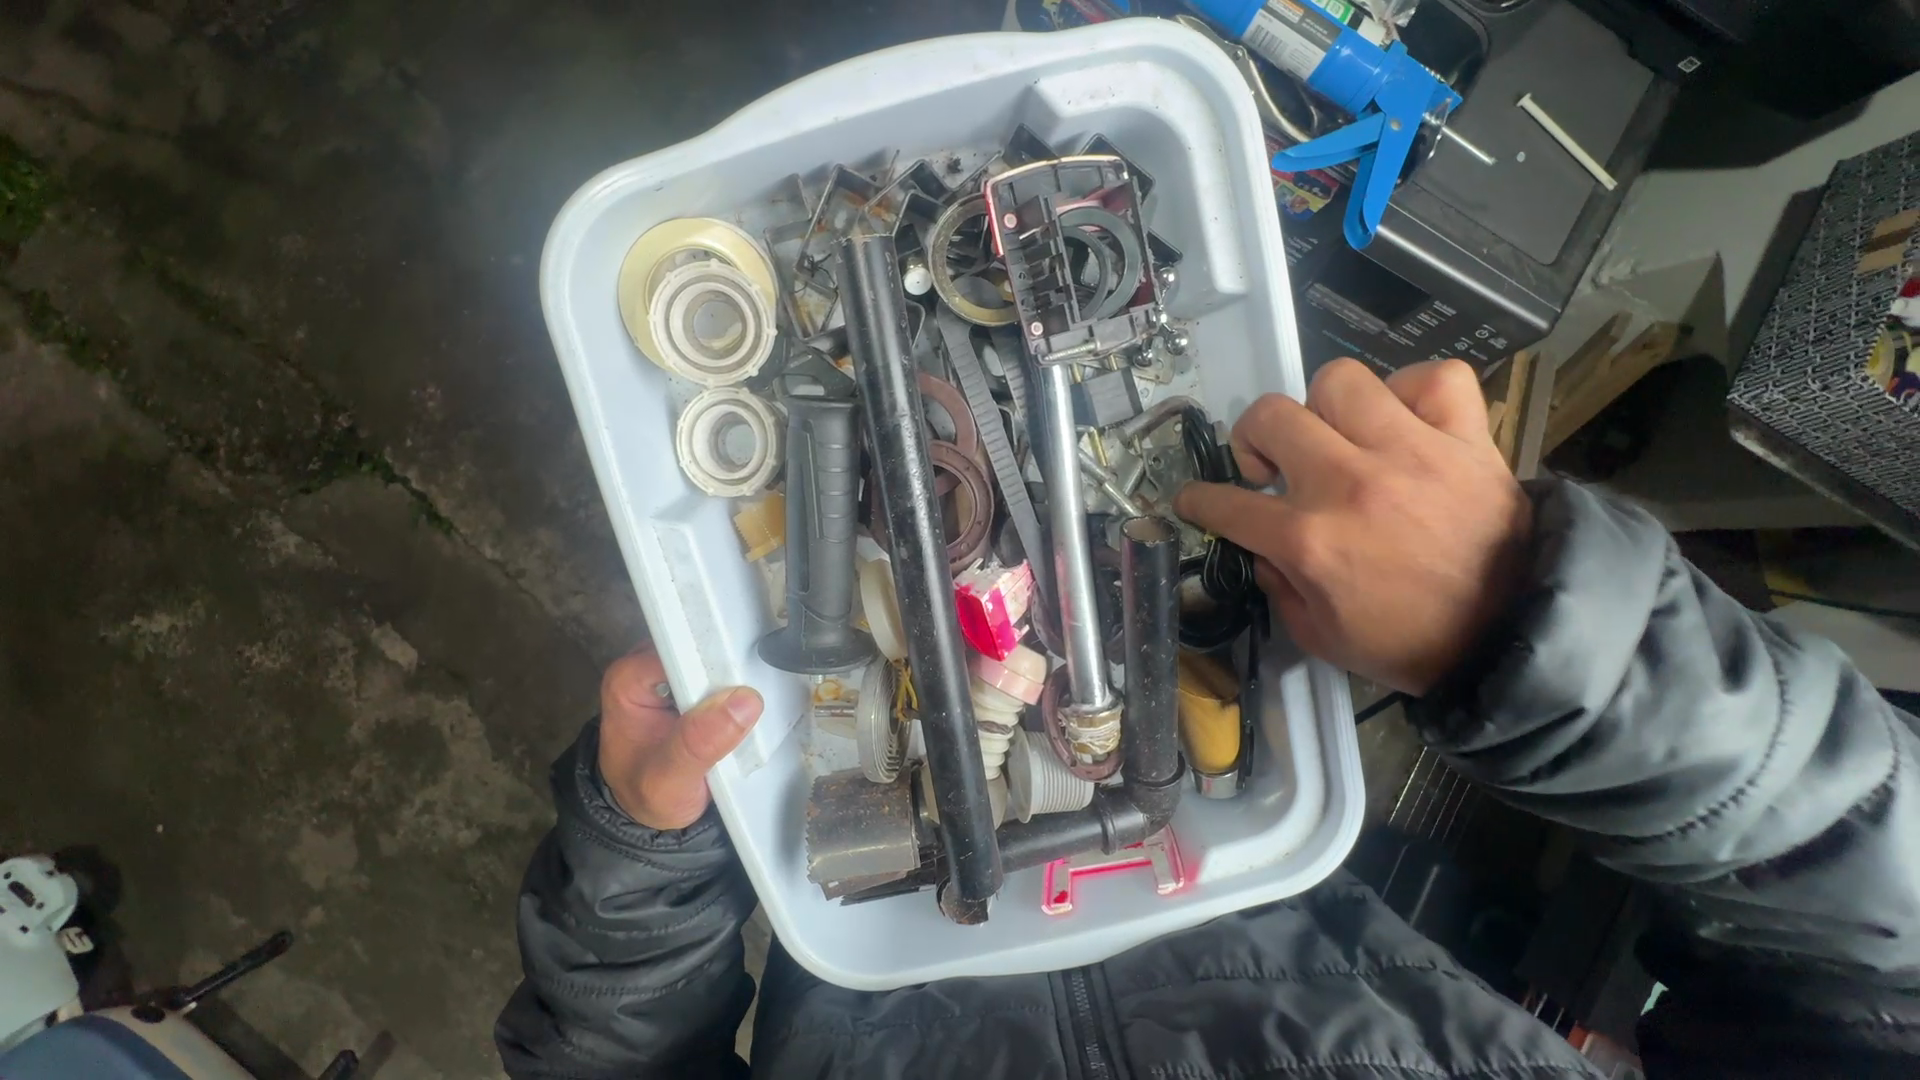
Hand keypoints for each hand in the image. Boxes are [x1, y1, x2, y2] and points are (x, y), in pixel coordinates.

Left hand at [597, 647, 762, 829]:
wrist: (650, 807)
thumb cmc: (647, 793)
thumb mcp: (667, 781)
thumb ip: (698, 745)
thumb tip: (744, 702)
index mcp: (629, 680)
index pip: (679, 650)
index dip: (713, 663)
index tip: (743, 684)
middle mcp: (649, 665)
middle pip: (701, 646)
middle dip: (731, 670)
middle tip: (753, 701)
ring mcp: (675, 670)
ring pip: (717, 656)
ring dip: (741, 678)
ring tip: (753, 706)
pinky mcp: (696, 681)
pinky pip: (725, 671)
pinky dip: (741, 688)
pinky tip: (750, 706)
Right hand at [1175, 359, 1532, 694]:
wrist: (1515, 637)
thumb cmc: (1409, 644)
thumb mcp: (1317, 634)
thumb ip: (1277, 584)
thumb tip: (1263, 545)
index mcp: (1308, 539)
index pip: (1225, 503)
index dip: (1198, 499)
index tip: (1196, 498)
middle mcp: (1348, 483)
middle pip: (1271, 416)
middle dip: (1253, 440)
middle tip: (1273, 469)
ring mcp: (1410, 451)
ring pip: (1340, 381)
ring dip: (1324, 410)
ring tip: (1338, 439)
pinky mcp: (1466, 439)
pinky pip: (1434, 379)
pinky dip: (1413, 391)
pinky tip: (1403, 422)